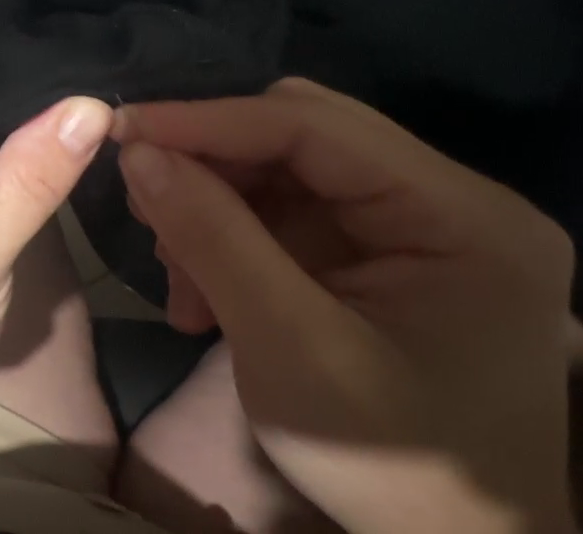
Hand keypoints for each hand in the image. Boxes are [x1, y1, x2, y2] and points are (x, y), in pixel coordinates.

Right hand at [114, 79, 577, 533]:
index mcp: (464, 218)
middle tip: (143, 205)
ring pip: (280, 168)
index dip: (206, 120)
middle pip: (298, 135)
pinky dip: (227, 235)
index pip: (313, 127)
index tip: (118, 130)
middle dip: (209, 165)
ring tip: (175, 272)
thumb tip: (135, 151)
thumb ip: (213, 238)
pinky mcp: (383, 251)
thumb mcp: (289, 347)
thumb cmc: (386, 462)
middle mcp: (452, 202)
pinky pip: (284, 209)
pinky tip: (200, 290)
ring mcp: (418, 226)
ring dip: (210, 205)